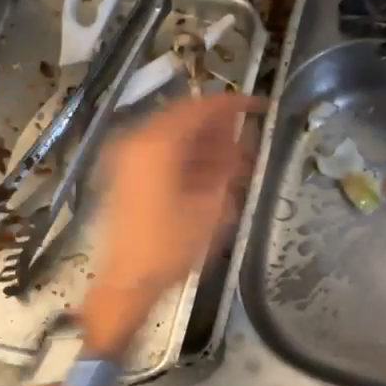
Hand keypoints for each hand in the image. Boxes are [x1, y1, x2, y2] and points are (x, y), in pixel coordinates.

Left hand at [81, 92, 264, 351]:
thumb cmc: (171, 246)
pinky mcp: (125, 177)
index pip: (200, 108)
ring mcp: (127, 159)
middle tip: (251, 140)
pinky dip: (188, 158)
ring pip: (174, 138)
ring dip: (206, 144)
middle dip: (220, 128)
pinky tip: (213, 175)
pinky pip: (162, 154)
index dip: (233, 104)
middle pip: (185, 120)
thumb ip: (228, 166)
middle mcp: (136, 142)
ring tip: (238, 161)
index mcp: (156, 143)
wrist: (128, 282)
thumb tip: (240, 144)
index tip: (260, 105)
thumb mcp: (212, 206)